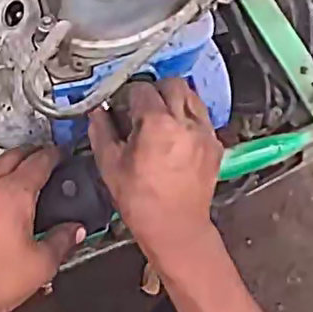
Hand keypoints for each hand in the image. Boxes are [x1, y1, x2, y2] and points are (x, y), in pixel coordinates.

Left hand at [0, 147, 83, 311]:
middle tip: (45, 159)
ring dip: (7, 162)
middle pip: (13, 156)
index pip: (39, 161)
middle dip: (32, 154)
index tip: (60, 156)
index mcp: (14, 194)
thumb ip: (62, 241)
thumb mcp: (41, 265)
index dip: (54, 155)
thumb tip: (73, 231)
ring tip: (18, 169)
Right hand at [88, 78, 222, 259]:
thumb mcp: (109, 165)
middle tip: (141, 106)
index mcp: (157, 124)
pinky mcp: (215, 146)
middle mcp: (185, 123)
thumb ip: (101, 131)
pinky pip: (203, 118)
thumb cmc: (142, 202)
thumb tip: (97, 113)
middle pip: (172, 84)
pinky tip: (176, 134)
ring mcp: (204, 133)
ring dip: (175, 100)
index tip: (120, 106)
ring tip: (160, 117)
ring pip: (192, 96)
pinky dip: (189, 118)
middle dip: (154, 90)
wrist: (175, 228)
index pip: (141, 89)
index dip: (127, 95)